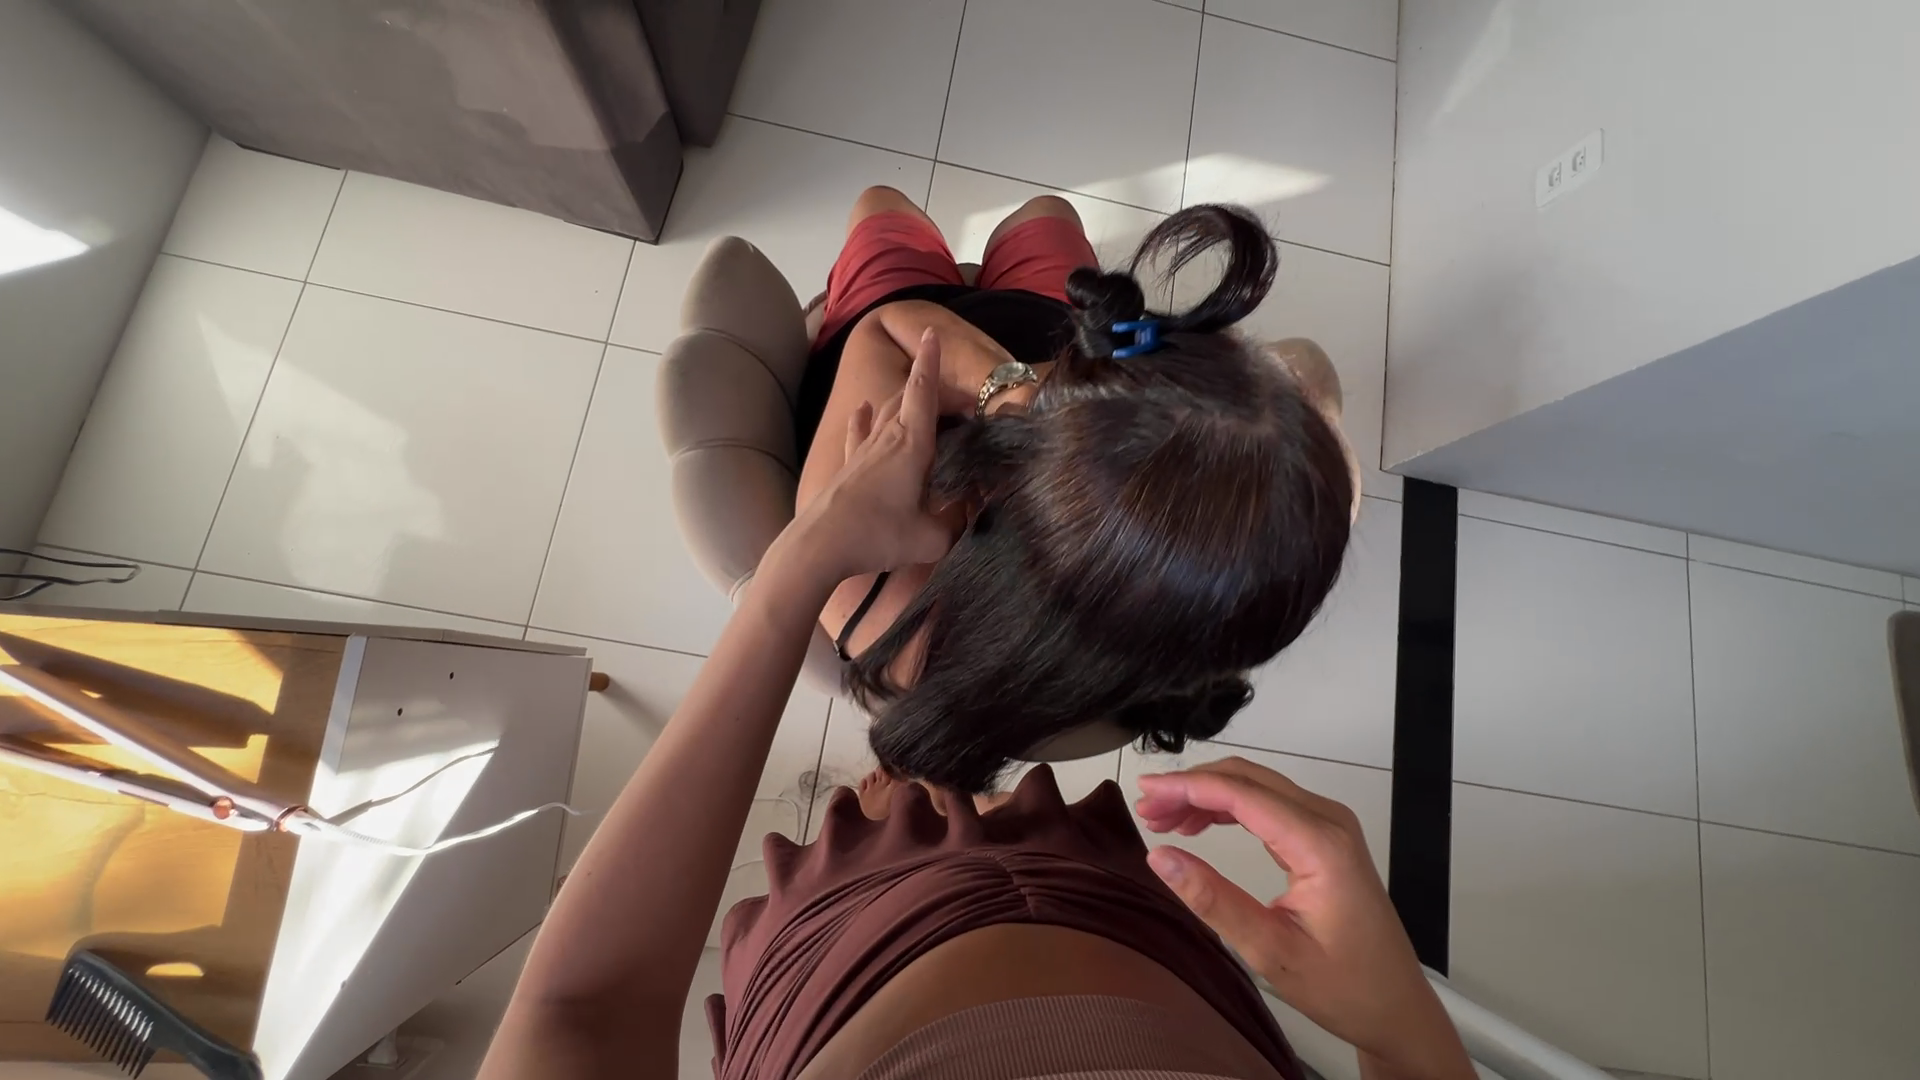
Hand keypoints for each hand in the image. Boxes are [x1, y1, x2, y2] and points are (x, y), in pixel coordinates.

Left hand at [790, 328, 955, 581]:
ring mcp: (863, 451)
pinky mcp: (847, 467)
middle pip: (906, 397)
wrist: (821, 546)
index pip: (923, 392)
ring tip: (917, 393)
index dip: (930, 362)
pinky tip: (862, 408)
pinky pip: (857, 432)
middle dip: (929, 385)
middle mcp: (886, 439)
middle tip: (953, 392)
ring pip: (883, 410)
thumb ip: (958, 519)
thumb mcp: (931, 538)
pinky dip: (864, 417)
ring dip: (902, 398)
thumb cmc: (878, 537)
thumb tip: (974, 505)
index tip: (932, 333)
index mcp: (911, 445)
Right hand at [1136, 758, 1473, 1079]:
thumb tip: (1159, 857)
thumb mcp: (1270, 952)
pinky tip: (1195, 824)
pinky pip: (1265, 802)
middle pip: (1245, 778)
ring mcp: (1327, 824)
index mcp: (1320, 843)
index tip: (1145, 792)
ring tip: (1161, 818)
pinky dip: (1225, 806)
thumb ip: (1213, 900)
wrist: (1398, 1008)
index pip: (1241, 792)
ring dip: (1204, 795)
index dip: (1187, 786)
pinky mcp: (1321, 834)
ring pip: (1252, 785)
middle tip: (1147, 809)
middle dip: (1190, 787)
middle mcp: (1327, 820)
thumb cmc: (1344, 987)